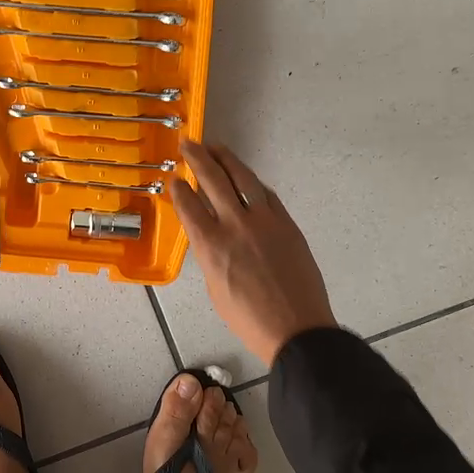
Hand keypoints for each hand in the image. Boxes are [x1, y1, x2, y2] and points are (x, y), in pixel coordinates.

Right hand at [170, 139, 335, 365]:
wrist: (298, 330)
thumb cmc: (249, 319)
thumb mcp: (215, 289)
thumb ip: (208, 254)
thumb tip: (207, 232)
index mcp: (212, 246)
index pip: (188, 204)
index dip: (178, 188)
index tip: (174, 177)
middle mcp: (235, 225)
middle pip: (212, 180)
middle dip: (197, 157)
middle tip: (188, 143)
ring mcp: (264, 221)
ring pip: (242, 178)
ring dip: (226, 158)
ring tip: (215, 147)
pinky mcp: (286, 223)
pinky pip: (266, 193)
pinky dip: (252, 181)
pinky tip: (245, 176)